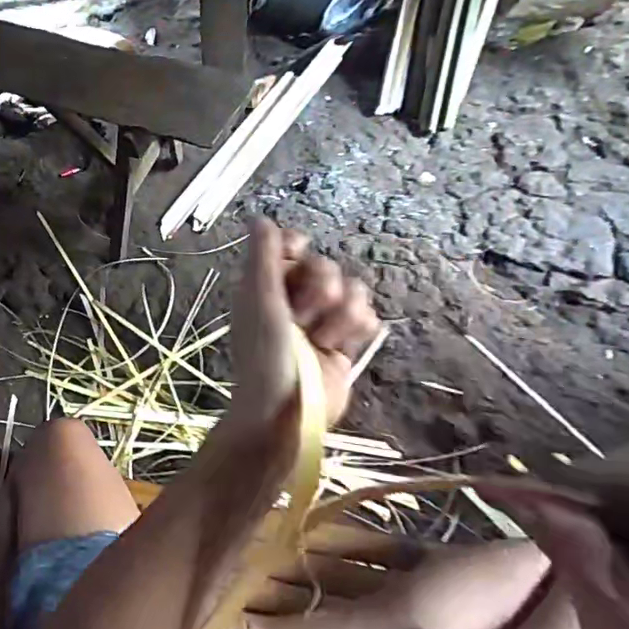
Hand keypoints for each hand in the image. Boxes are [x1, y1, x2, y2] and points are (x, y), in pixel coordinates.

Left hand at [226, 219, 379, 436]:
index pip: (291, 246)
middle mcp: (295, 298)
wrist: (287, 411)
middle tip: (302, 315)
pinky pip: (368, 316)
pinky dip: (356, 330)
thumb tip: (261, 218)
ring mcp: (323, 320)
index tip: (298, 254)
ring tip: (322, 338)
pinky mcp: (347, 342)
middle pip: (327, 266)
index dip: (298, 247)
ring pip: (353, 289)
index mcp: (268, 285)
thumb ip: (263, 258)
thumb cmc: (266, 354)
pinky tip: (340, 346)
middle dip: (320, 289)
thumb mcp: (260, 301)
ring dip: (340, 314)